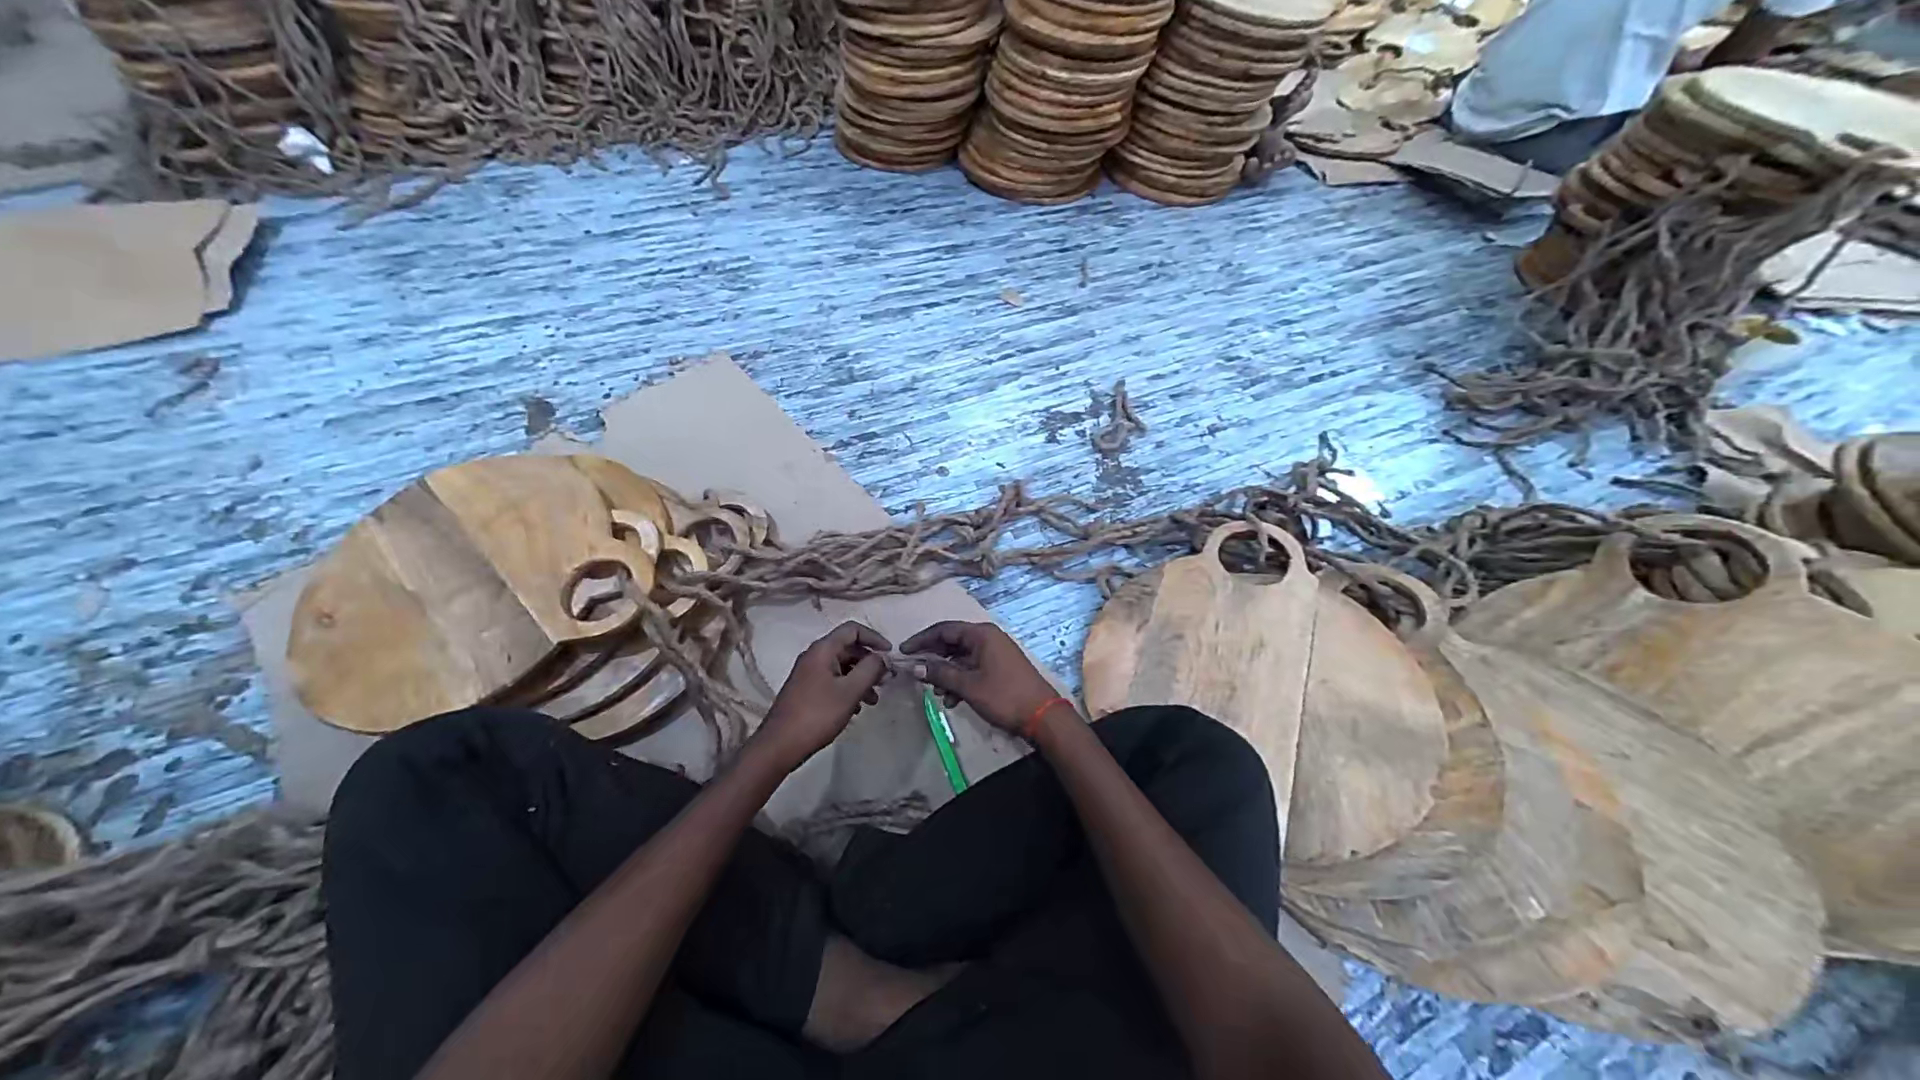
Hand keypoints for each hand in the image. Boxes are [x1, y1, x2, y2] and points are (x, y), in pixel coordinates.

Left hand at [754, 622, 890, 766]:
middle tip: (886, 680)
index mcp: (823, 650)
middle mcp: (814, 657)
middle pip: (848, 648)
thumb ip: (871, 669)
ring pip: (842, 667)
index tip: (890, 655)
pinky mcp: (807, 690)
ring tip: (874, 699)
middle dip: (870, 662)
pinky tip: (857, 708)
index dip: (874, 638)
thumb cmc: (817, 714)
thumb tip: (882, 657)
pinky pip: (833, 681)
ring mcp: (809, 674)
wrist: (780, 744)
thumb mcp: (850, 691)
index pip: (852, 630)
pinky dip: (849, 689)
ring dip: (861, 678)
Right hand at [901, 621, 1059, 733]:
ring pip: (961, 658)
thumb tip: (915, 667)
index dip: (921, 640)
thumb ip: (940, 674)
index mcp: (981, 634)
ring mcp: (995, 653)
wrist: (1042, 716)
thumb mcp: (968, 686)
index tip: (903, 652)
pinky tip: (953, 700)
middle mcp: (988, 638)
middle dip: (933, 660)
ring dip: (947, 674)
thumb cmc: (1004, 696)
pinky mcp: (1000, 668)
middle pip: (952, 643)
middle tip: (917, 674)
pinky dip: (960, 681)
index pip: (944, 629)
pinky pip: (972, 668)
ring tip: (939, 695)